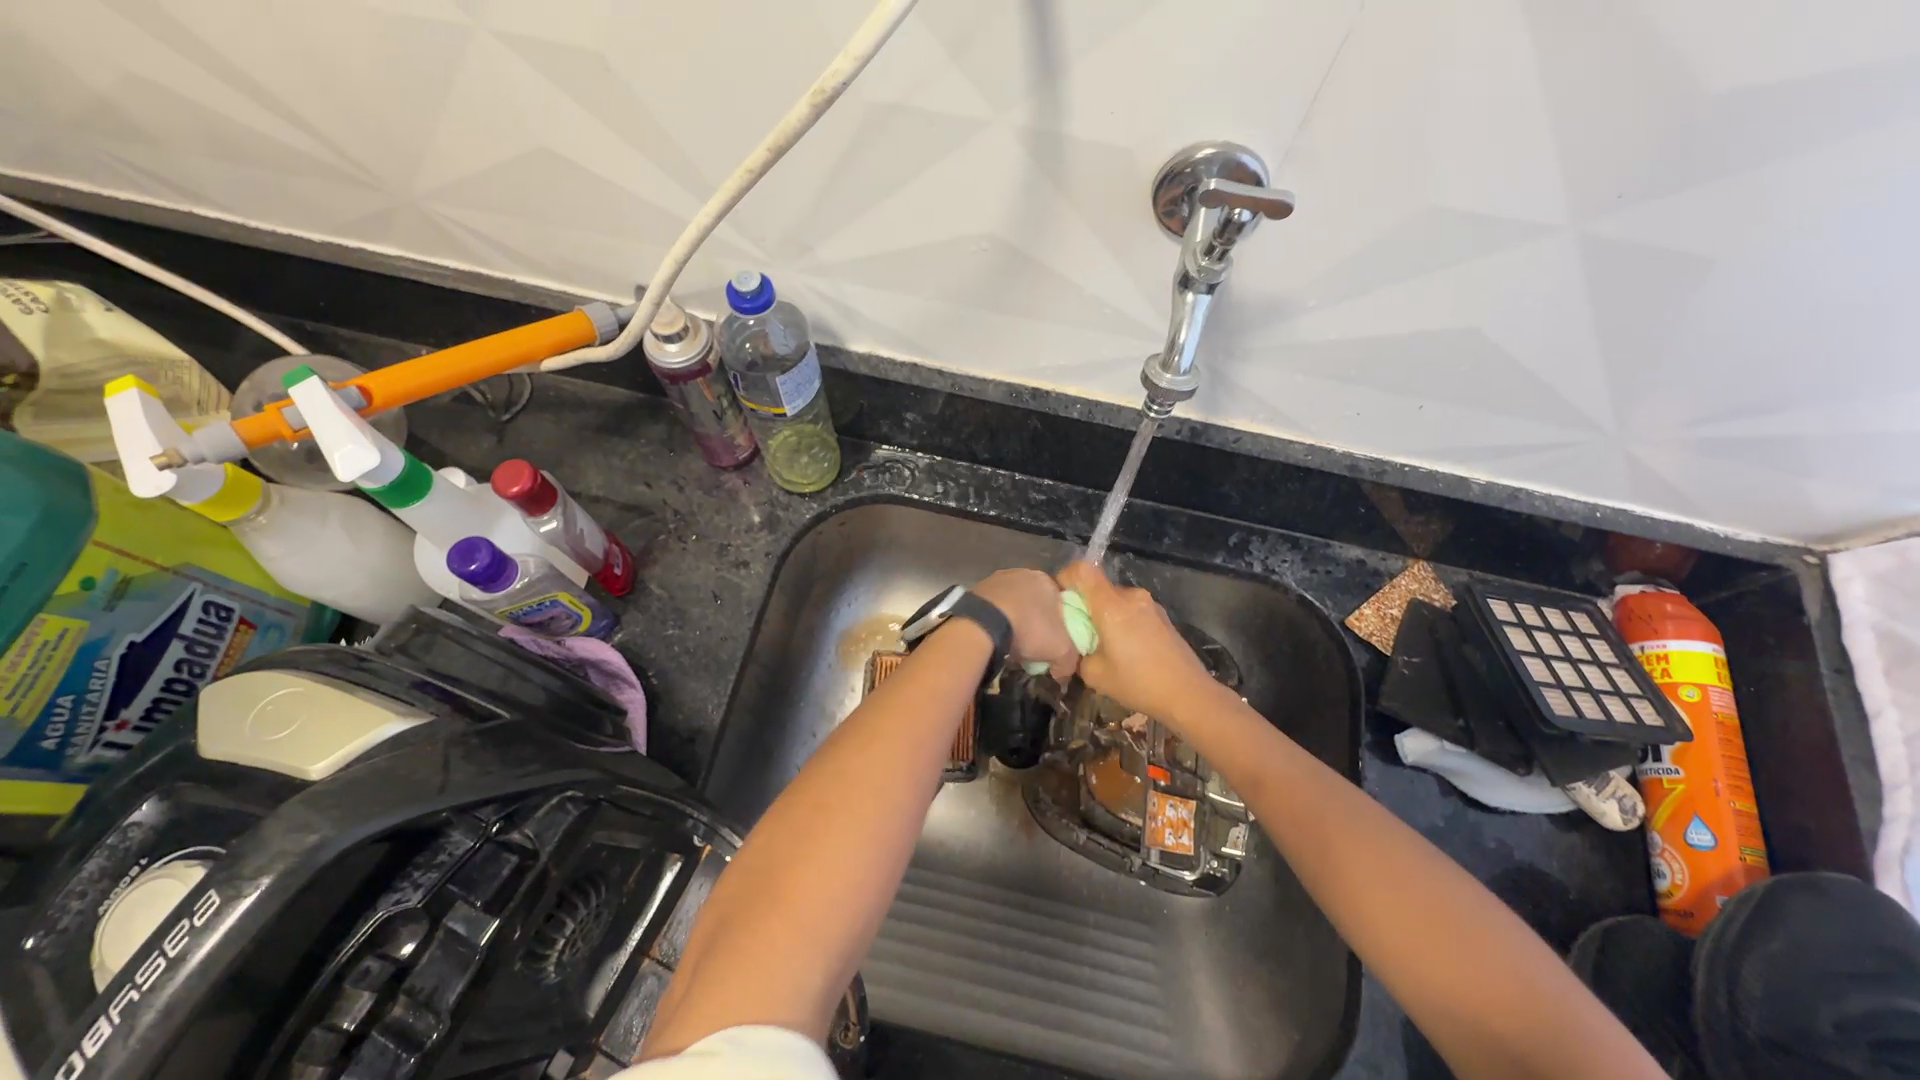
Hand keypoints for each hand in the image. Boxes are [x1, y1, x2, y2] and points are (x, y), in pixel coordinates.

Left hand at [971, 569, 1078, 680]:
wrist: (984, 622)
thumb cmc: (1030, 629)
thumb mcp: (1059, 650)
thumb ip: (1068, 661)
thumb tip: (1063, 673)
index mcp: (1047, 581)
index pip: (1058, 602)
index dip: (1057, 623)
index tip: (1051, 641)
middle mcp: (1023, 573)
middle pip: (1033, 601)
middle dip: (1032, 621)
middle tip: (1029, 643)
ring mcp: (997, 579)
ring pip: (1011, 603)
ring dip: (1011, 619)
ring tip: (1008, 642)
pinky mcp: (977, 589)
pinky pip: (991, 607)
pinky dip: (993, 619)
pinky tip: (992, 635)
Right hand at [1056, 561, 1219, 724]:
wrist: (1188, 694)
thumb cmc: (1138, 683)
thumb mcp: (1095, 675)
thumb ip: (1077, 655)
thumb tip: (1076, 647)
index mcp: (1111, 606)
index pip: (1082, 570)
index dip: (1066, 578)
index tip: (1061, 600)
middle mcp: (1131, 597)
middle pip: (1099, 587)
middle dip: (1085, 605)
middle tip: (1080, 633)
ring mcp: (1150, 605)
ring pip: (1116, 600)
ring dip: (1105, 616)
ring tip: (1105, 646)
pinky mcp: (1162, 616)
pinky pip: (1132, 610)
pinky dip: (1122, 622)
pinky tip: (1128, 650)